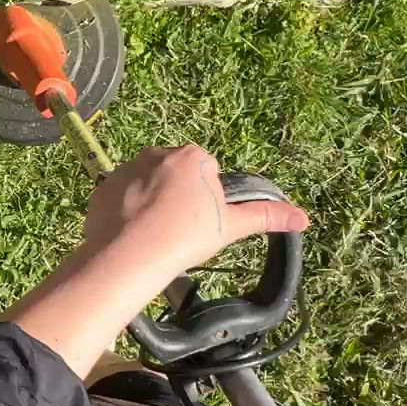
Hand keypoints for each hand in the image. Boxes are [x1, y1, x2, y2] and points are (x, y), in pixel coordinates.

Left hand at [3, 145, 308, 378]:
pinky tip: (130, 233)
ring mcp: (125, 168)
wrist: (131, 253)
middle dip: (177, 195)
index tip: (201, 219)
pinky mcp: (102, 187)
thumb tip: (304, 218)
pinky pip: (119, 197)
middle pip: (174, 174)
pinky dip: (124, 212)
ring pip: (145, 184)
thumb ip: (264, 217)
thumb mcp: (230, 226)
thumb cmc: (186, 236)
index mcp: (192, 156)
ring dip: (150, 202)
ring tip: (154, 233)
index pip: (205, 170)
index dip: (205, 197)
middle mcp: (157, 153)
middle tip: (178, 228)